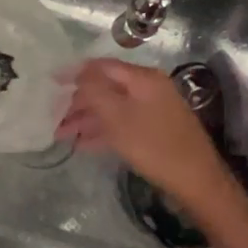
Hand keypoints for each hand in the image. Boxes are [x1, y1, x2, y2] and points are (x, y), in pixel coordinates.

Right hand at [58, 59, 241, 211]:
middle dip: (78, 102)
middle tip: (54, 117)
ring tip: (62, 135)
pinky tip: (83, 145)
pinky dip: (102, 132)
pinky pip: (122, 125)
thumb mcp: (118, 117)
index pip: (103, 67)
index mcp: (143, 79)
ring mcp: (154, 111)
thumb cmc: (154, 145)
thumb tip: (77, 75)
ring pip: (113, 109)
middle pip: (107, 88)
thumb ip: (95, 92)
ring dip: (87, 120)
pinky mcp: (155, 132)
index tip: (51, 82)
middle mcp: (149, 89)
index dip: (75, 73)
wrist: (196, 181)